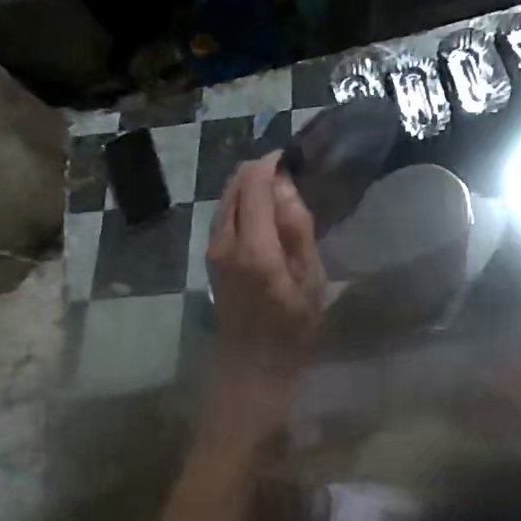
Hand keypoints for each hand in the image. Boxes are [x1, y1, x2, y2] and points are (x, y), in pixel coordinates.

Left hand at [207, 154, 325, 384]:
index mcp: (253, 246)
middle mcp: (224, 240)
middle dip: (261, 170)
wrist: (253, 364)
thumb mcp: (310, 279)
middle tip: (292, 175)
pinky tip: (264, 212)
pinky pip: (224, 214)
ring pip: (226, 197)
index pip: (254, 183)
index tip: (295, 157)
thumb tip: (284, 185)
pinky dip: (242, 202)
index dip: (272, 162)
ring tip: (282, 191)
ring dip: (251, 185)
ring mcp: (213, 248)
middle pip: (235, 184)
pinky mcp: (211, 256)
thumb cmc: (292, 325)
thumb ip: (297, 229)